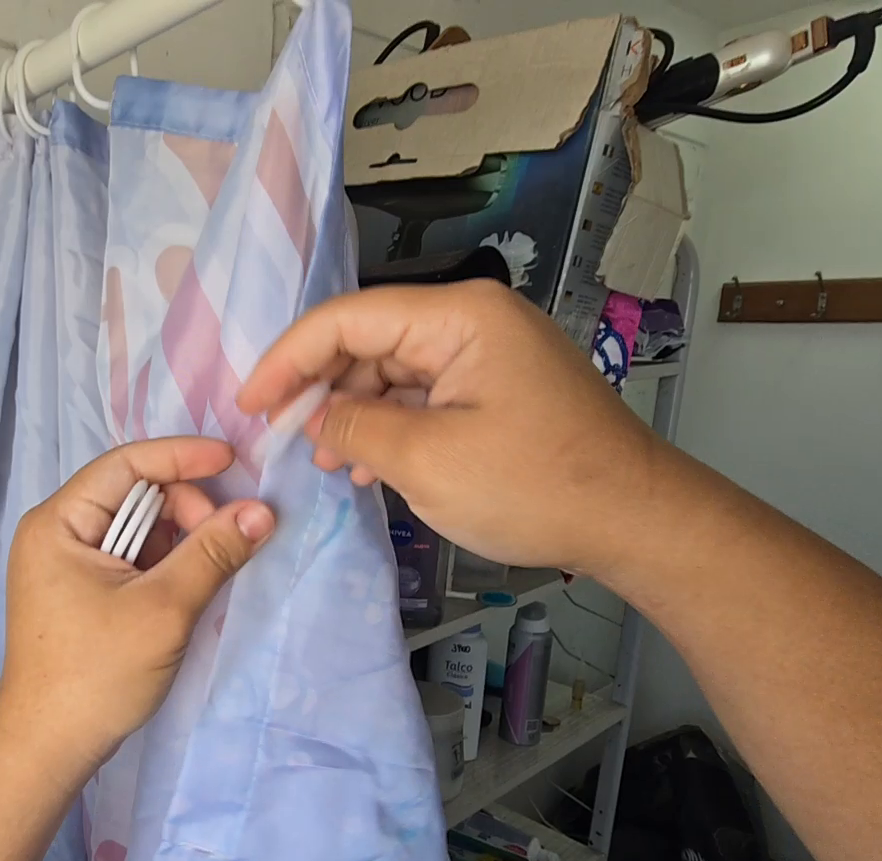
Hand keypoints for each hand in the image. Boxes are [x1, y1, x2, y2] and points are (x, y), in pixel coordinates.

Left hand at [0, 437, 274, 775]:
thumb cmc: (98, 673)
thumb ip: (213, 554)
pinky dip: (164, 566)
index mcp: (58, 522)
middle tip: (223, 543)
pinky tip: (188, 588)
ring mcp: (66, 565)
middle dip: (185, 509)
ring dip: (179, 541)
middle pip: (134, 495)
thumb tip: (263, 512)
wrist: (49, 747)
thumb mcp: (164, 609)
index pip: (125, 465)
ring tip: (208, 572)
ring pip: (137, 529)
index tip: (234, 461)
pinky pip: (131, 559)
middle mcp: (57, 533)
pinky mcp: (81, 592)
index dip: (182, 457)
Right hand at [236, 281, 670, 577]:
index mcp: (457, 317)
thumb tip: (315, 420)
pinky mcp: (485, 391)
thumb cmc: (532, 486)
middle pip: (363, 341)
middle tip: (276, 437)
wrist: (633, 521)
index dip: (286, 360)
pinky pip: (413, 397)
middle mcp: (466, 322)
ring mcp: (478, 356)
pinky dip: (379, 426)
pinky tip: (356, 464)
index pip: (346, 320)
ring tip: (315, 458)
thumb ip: (354, 429)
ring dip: (345, 413)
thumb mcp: (425, 460)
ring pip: (384, 371)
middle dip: (314, 388)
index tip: (248, 405)